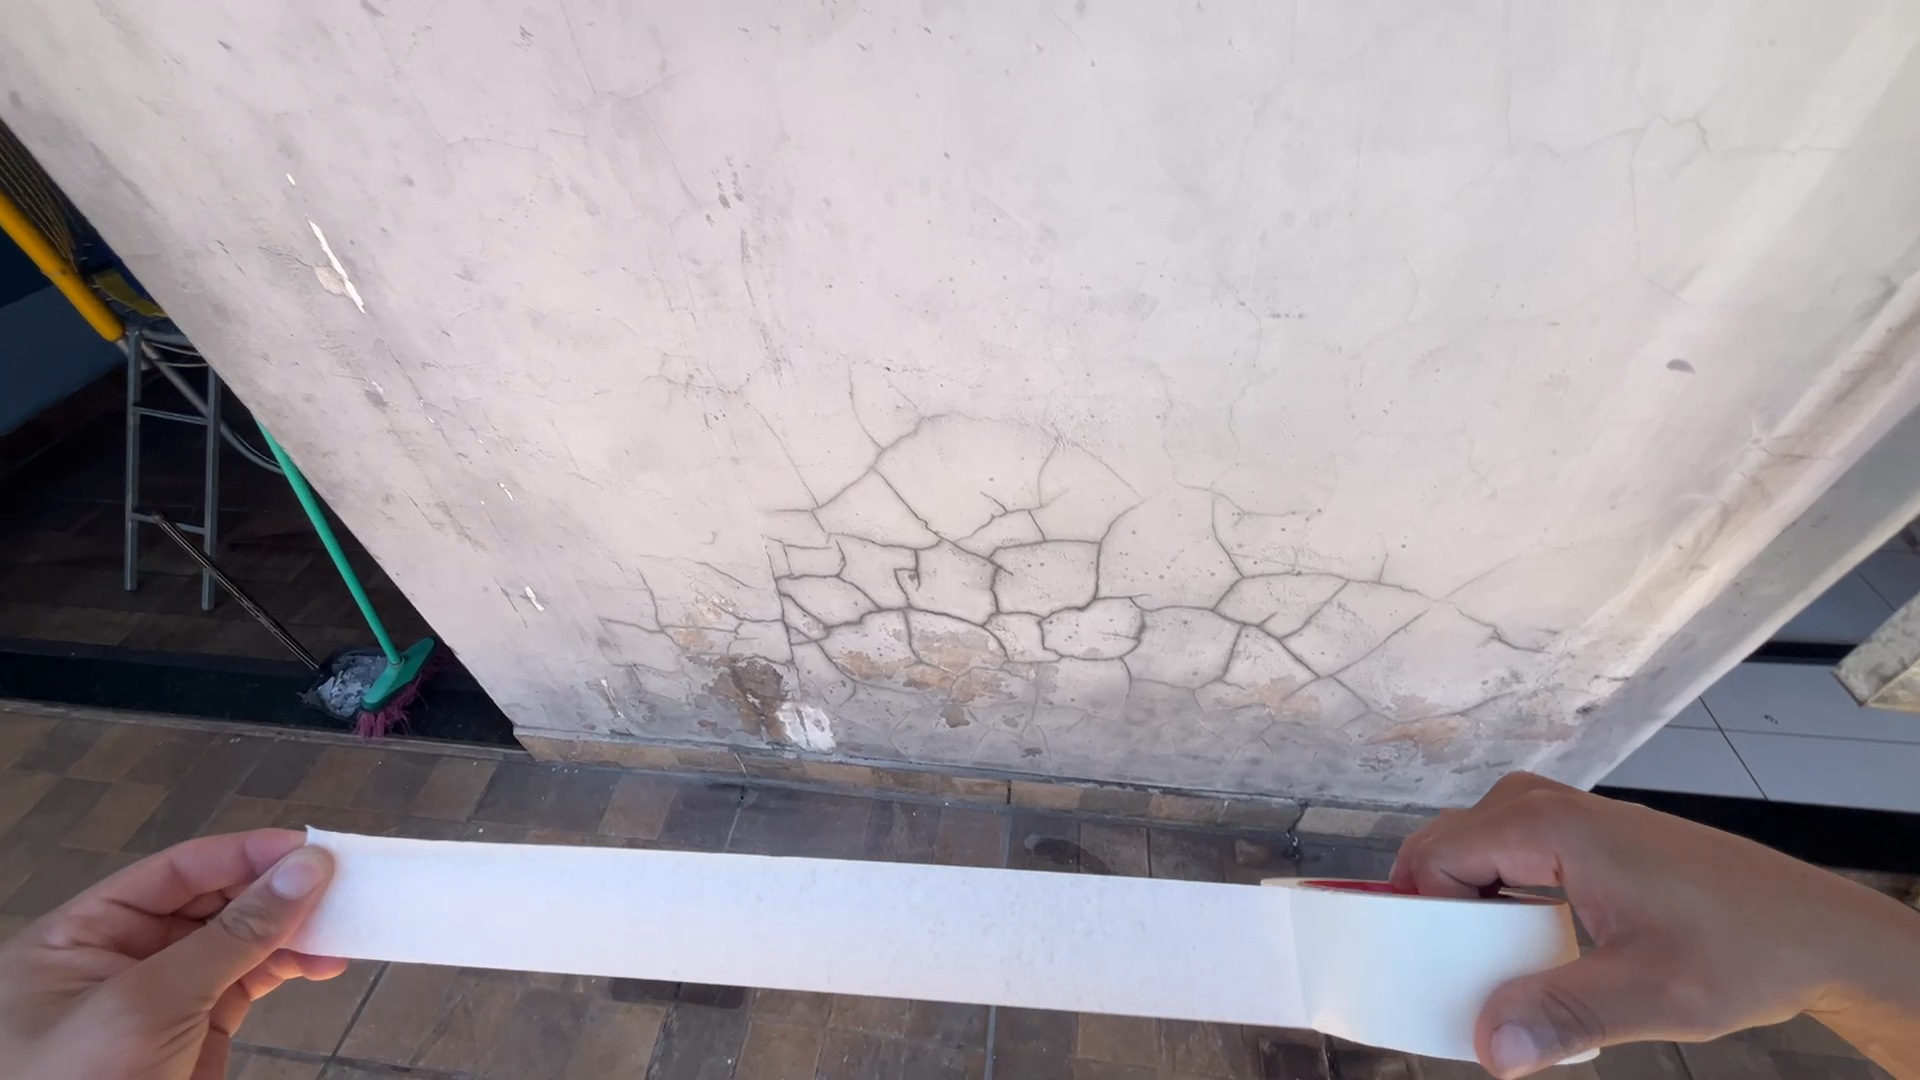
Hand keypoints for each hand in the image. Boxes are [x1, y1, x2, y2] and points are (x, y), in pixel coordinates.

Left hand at [0, 828, 340, 1079]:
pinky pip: (259, 970)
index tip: (317, 849)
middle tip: (343, 888)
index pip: (180, 870)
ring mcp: (166, 988)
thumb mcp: (151, 1004)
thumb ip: (235, 931)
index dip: (250, 853)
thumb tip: (313, 863)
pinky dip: (298, 961)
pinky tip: (327, 961)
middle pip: (222, 897)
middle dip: (284, 893)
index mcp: (81, 938)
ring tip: (344, 929)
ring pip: (250, 933)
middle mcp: (123, 953)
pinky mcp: (201, 1017)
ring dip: (300, 928)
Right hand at [1391, 772, 1919, 1077]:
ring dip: (1457, 889)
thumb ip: (1566, 1015)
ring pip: (1464, 837)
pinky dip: (1486, 877)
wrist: (1821, 929)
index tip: (1446, 966)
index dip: (1425, 911)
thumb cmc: (1744, 952)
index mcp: (1542, 824)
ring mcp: (1550, 802)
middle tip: (1455, 963)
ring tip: (1480, 947)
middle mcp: (1534, 799)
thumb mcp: (1660, 996)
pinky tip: (1513, 919)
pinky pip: (1494, 837)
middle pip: (1442, 842)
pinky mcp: (1567, 817)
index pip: (1437, 857)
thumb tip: (1489, 1051)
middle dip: (1433, 900)